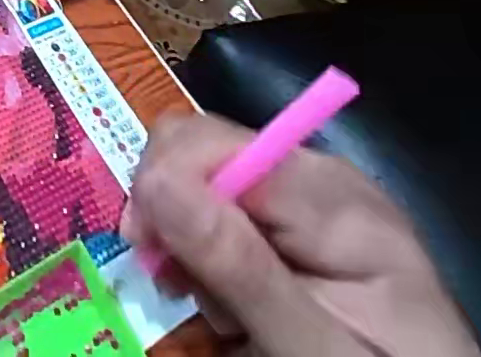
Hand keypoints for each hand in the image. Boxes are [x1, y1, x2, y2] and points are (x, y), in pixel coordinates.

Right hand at [121, 113, 480, 356]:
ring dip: (183, 227)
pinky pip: (222, 193)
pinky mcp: (297, 211)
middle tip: (166, 277)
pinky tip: (218, 284)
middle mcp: (320, 173)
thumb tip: (156, 182)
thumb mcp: (312, 353)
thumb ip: (238, 266)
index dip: (163, 181)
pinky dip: (201, 235)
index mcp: (336, 199)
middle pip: (204, 144)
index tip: (145, 252)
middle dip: (168, 201)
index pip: (217, 144)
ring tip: (207, 299)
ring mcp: (309, 189)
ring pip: (202, 166)